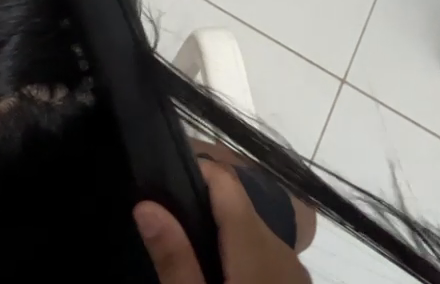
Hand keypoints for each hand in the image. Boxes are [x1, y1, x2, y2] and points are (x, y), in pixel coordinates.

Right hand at [134, 158, 310, 283]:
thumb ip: (176, 259)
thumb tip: (145, 205)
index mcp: (257, 248)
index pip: (225, 181)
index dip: (193, 168)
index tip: (158, 177)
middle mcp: (282, 250)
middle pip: (238, 203)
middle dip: (201, 201)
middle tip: (160, 214)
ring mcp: (294, 271)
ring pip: (252, 229)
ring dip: (220, 228)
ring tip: (181, 243)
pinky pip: (264, 254)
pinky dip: (239, 251)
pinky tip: (214, 271)